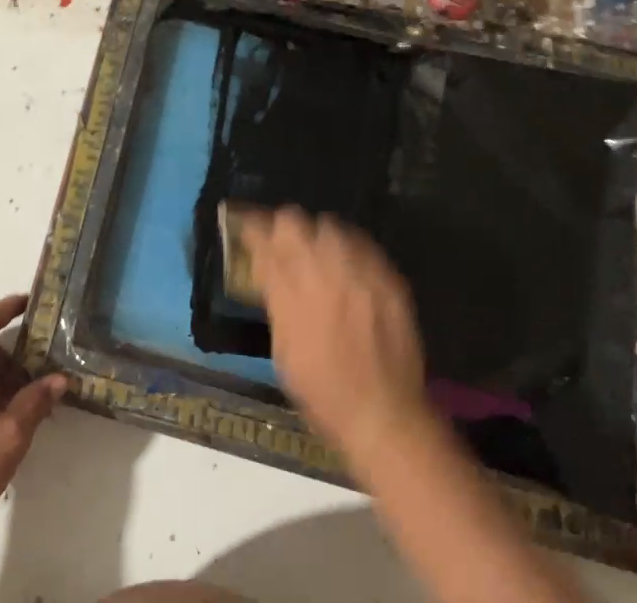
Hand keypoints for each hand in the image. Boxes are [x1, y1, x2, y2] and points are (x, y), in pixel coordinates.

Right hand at [239, 206, 429, 460]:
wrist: (382, 413)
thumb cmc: (322, 392)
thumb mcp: (283, 350)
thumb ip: (277, 304)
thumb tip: (269, 277)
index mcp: (289, 296)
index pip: (263, 244)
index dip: (251, 230)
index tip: (247, 229)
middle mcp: (322, 277)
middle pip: (294, 222)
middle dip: (282, 227)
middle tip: (282, 240)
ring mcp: (358, 275)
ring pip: (330, 226)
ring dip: (317, 234)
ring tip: (316, 249)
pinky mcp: (388, 280)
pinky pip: (364, 245)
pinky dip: (349, 247)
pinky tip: (347, 261)